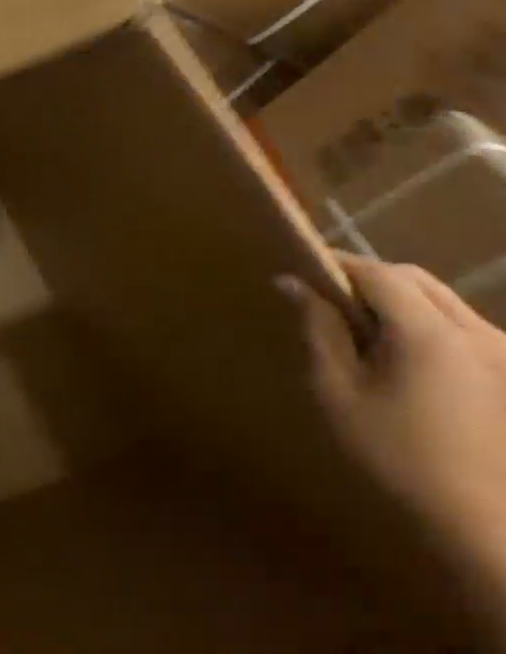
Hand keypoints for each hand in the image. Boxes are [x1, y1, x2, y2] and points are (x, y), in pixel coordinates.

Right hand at [282, 255, 505, 584]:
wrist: (477, 515)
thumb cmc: (394, 452)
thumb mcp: (338, 390)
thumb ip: (320, 331)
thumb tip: (294, 284)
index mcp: (432, 336)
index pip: (381, 275)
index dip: (339, 264)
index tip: (301, 266)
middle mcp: (477, 334)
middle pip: (416, 279)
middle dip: (369, 278)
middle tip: (326, 296)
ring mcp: (501, 353)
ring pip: (442, 300)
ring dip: (398, 299)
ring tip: (361, 326)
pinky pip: (462, 326)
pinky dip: (425, 321)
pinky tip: (401, 353)